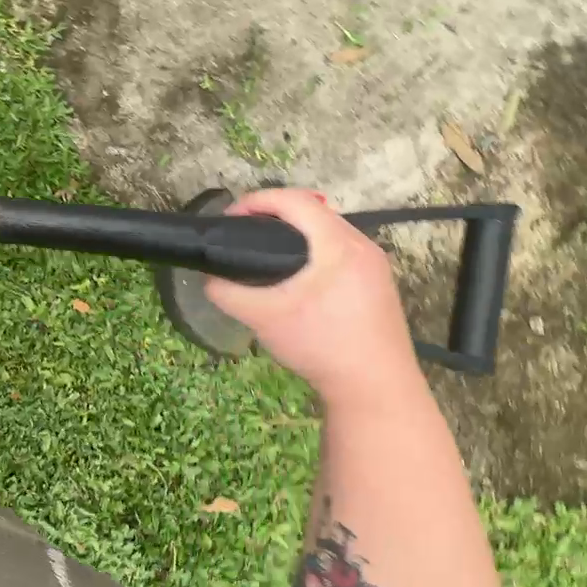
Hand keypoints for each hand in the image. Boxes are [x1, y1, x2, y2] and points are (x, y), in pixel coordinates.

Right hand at [204, 188, 419, 402]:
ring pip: (328, 230)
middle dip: (272, 214)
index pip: (295, 201)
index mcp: (337, 245)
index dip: (256, 201)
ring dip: (293, 231)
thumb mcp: (261, 317)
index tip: (228, 218)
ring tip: (261, 251)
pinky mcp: (377, 282)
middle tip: (240, 233)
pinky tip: (294, 274)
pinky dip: (311, 247)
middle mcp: (362, 246)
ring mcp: (375, 264)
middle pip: (313, 210)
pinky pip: (339, 248)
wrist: (374, 386)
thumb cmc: (320, 344)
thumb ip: (225, 292)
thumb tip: (208, 277)